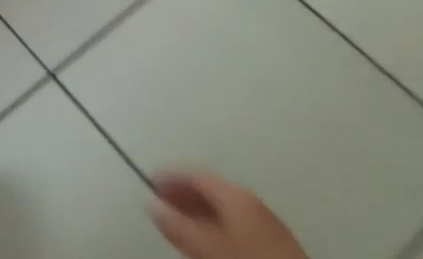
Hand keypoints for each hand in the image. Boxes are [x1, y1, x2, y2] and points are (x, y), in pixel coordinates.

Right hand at [148, 172, 308, 258]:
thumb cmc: (247, 256)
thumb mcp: (206, 242)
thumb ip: (176, 222)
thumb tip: (151, 203)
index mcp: (236, 192)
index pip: (194, 173)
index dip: (168, 175)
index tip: (148, 180)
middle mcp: (251, 199)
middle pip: (210, 190)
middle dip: (182, 194)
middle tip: (160, 201)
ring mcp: (265, 220)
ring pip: (223, 209)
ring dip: (197, 212)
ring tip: (178, 224)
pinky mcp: (274, 240)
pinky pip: (236, 224)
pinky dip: (215, 225)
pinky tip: (207, 239)